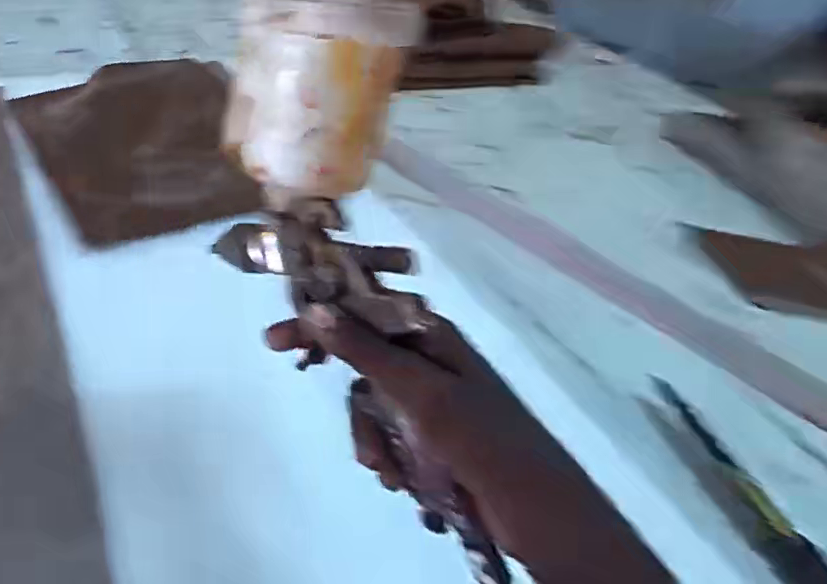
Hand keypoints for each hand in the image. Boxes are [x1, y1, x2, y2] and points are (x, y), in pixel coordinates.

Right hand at [268, 306, 671, 583]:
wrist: (545, 521)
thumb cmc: (484, 441)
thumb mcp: (419, 391)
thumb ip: (363, 348)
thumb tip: (313, 307)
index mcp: (429, 332)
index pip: (360, 305)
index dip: (317, 311)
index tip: (280, 331)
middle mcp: (425, 355)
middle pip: (357, 345)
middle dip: (334, 368)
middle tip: (289, 360)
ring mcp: (428, 394)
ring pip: (366, 393)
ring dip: (366, 429)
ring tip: (382, 466)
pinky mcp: (430, 430)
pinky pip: (384, 425)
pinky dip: (382, 448)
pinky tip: (397, 476)